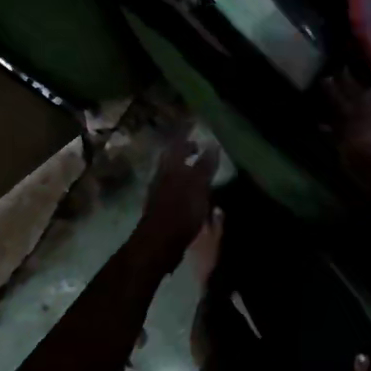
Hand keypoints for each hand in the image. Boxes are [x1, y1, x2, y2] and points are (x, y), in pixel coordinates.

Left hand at [134, 132, 220, 267]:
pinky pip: (173, 190)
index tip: (195, 128)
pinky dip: (183, 187)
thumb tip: (212, 143)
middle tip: (199, 149)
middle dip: (185, 152)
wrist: (159, 242)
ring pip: (172, 174)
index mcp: (170, 166)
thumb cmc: (181, 210)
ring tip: (199, 172)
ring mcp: (159, 193)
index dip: (186, 135)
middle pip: (172, 158)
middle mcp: (162, 176)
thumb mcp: (198, 185)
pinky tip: (193, 195)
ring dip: (184, 170)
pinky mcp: (161, 209)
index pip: (177, 143)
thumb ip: (204, 165)